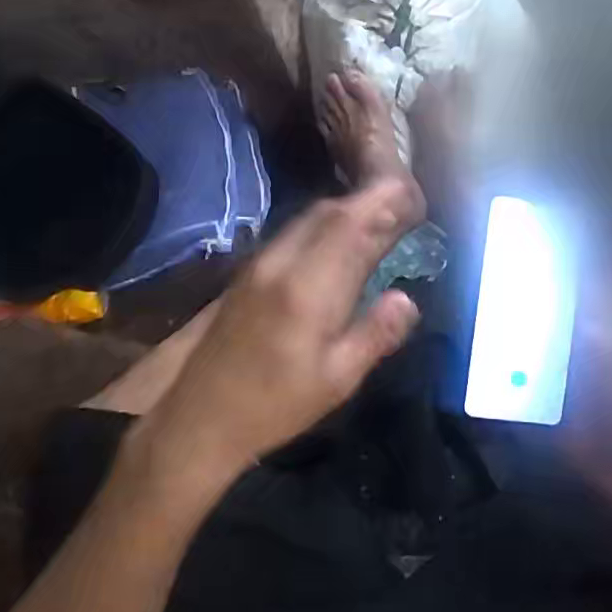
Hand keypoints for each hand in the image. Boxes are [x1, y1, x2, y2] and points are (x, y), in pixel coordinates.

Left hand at [129, 177, 424, 488]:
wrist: (199, 415)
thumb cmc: (275, 406)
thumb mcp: (337, 380)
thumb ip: (375, 334)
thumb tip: (407, 299)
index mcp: (308, 290)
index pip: (351, 226)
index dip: (382, 203)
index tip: (411, 196)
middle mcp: (281, 264)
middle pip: (329, 213)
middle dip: (367, 203)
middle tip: (401, 207)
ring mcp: (259, 264)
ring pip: (307, 219)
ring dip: (344, 213)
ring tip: (375, 222)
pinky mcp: (246, 272)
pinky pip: (291, 234)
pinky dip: (320, 228)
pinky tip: (335, 245)